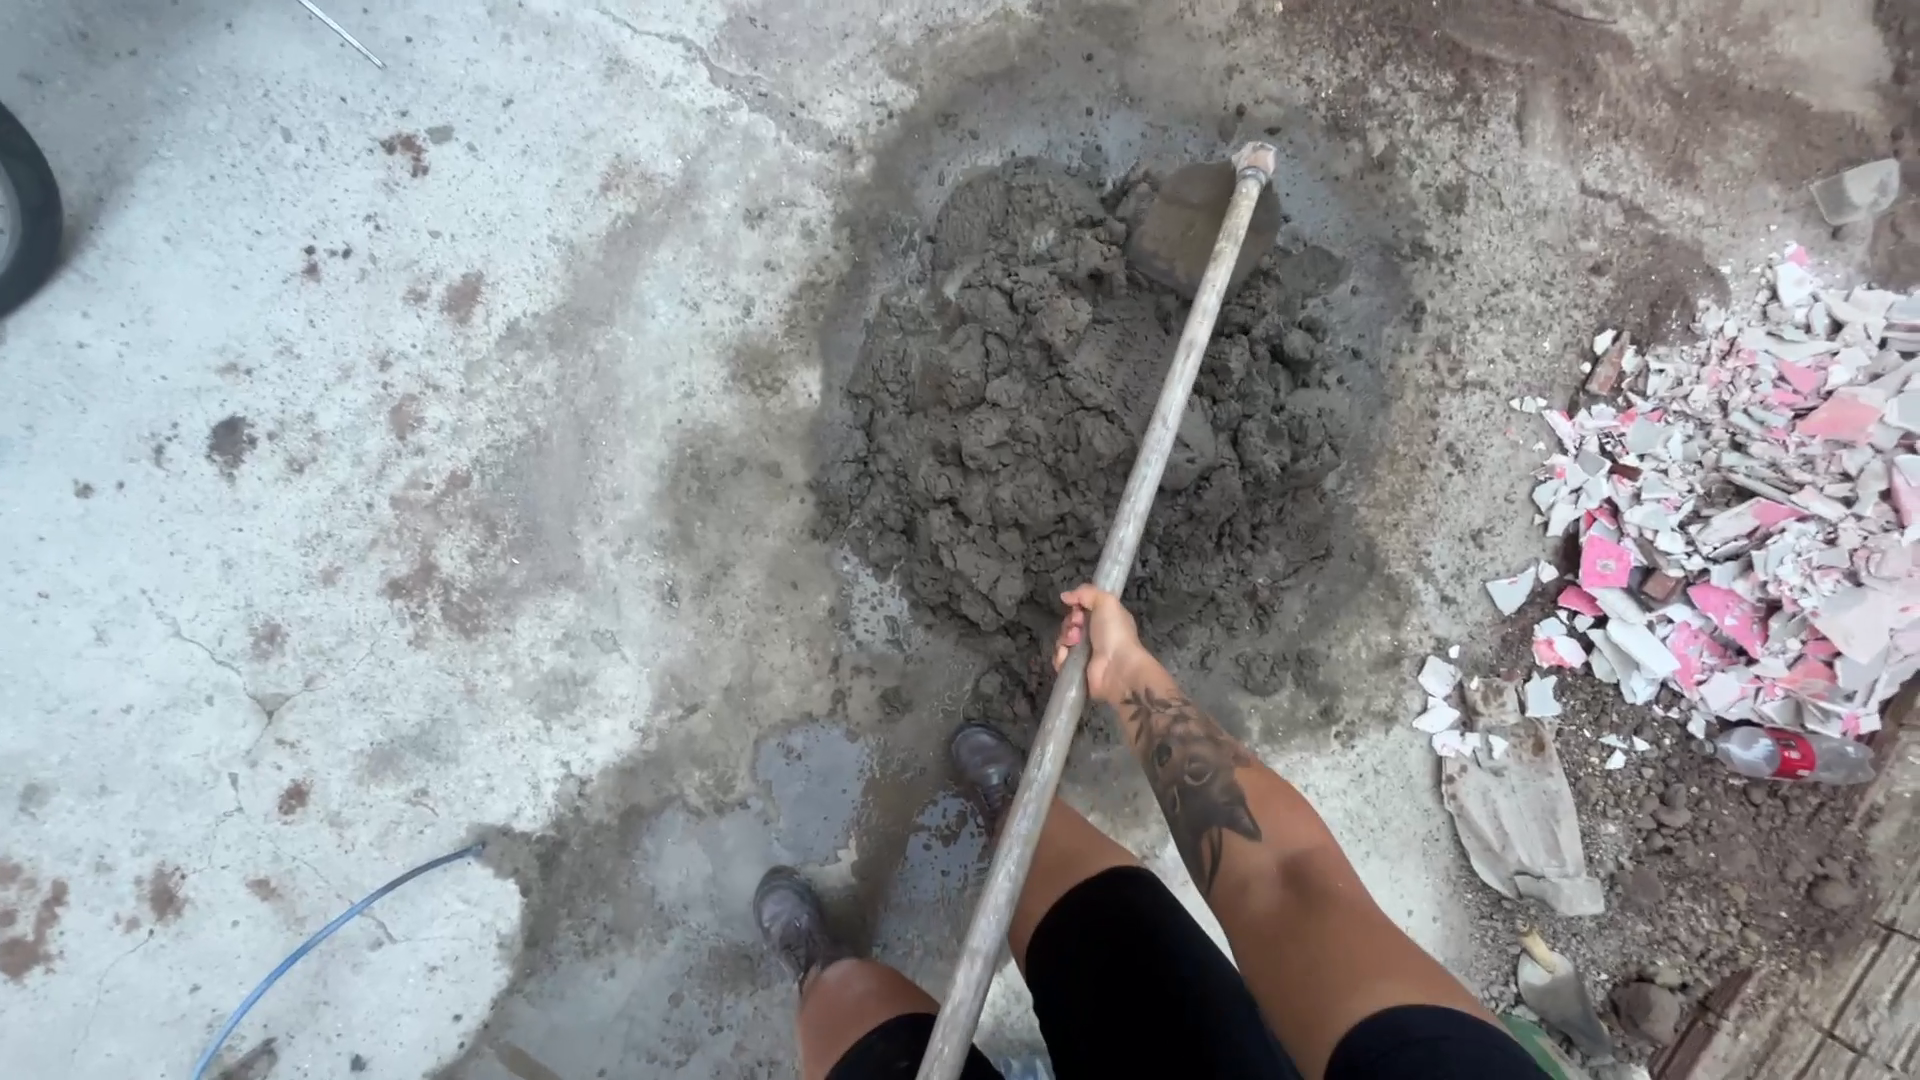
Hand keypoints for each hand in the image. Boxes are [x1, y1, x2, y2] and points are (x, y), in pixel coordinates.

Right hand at [1052, 585, 1149, 705]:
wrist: (1117, 667)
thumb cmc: (1114, 632)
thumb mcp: (1106, 602)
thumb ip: (1086, 592)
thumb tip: (1065, 596)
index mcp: (1105, 621)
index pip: (1083, 611)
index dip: (1077, 608)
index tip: (1078, 610)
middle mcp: (1095, 637)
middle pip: (1070, 625)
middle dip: (1070, 623)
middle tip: (1078, 627)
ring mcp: (1085, 655)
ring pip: (1063, 641)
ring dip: (1064, 638)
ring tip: (1074, 642)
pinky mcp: (1075, 671)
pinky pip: (1059, 659)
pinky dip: (1061, 656)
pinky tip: (1068, 655)